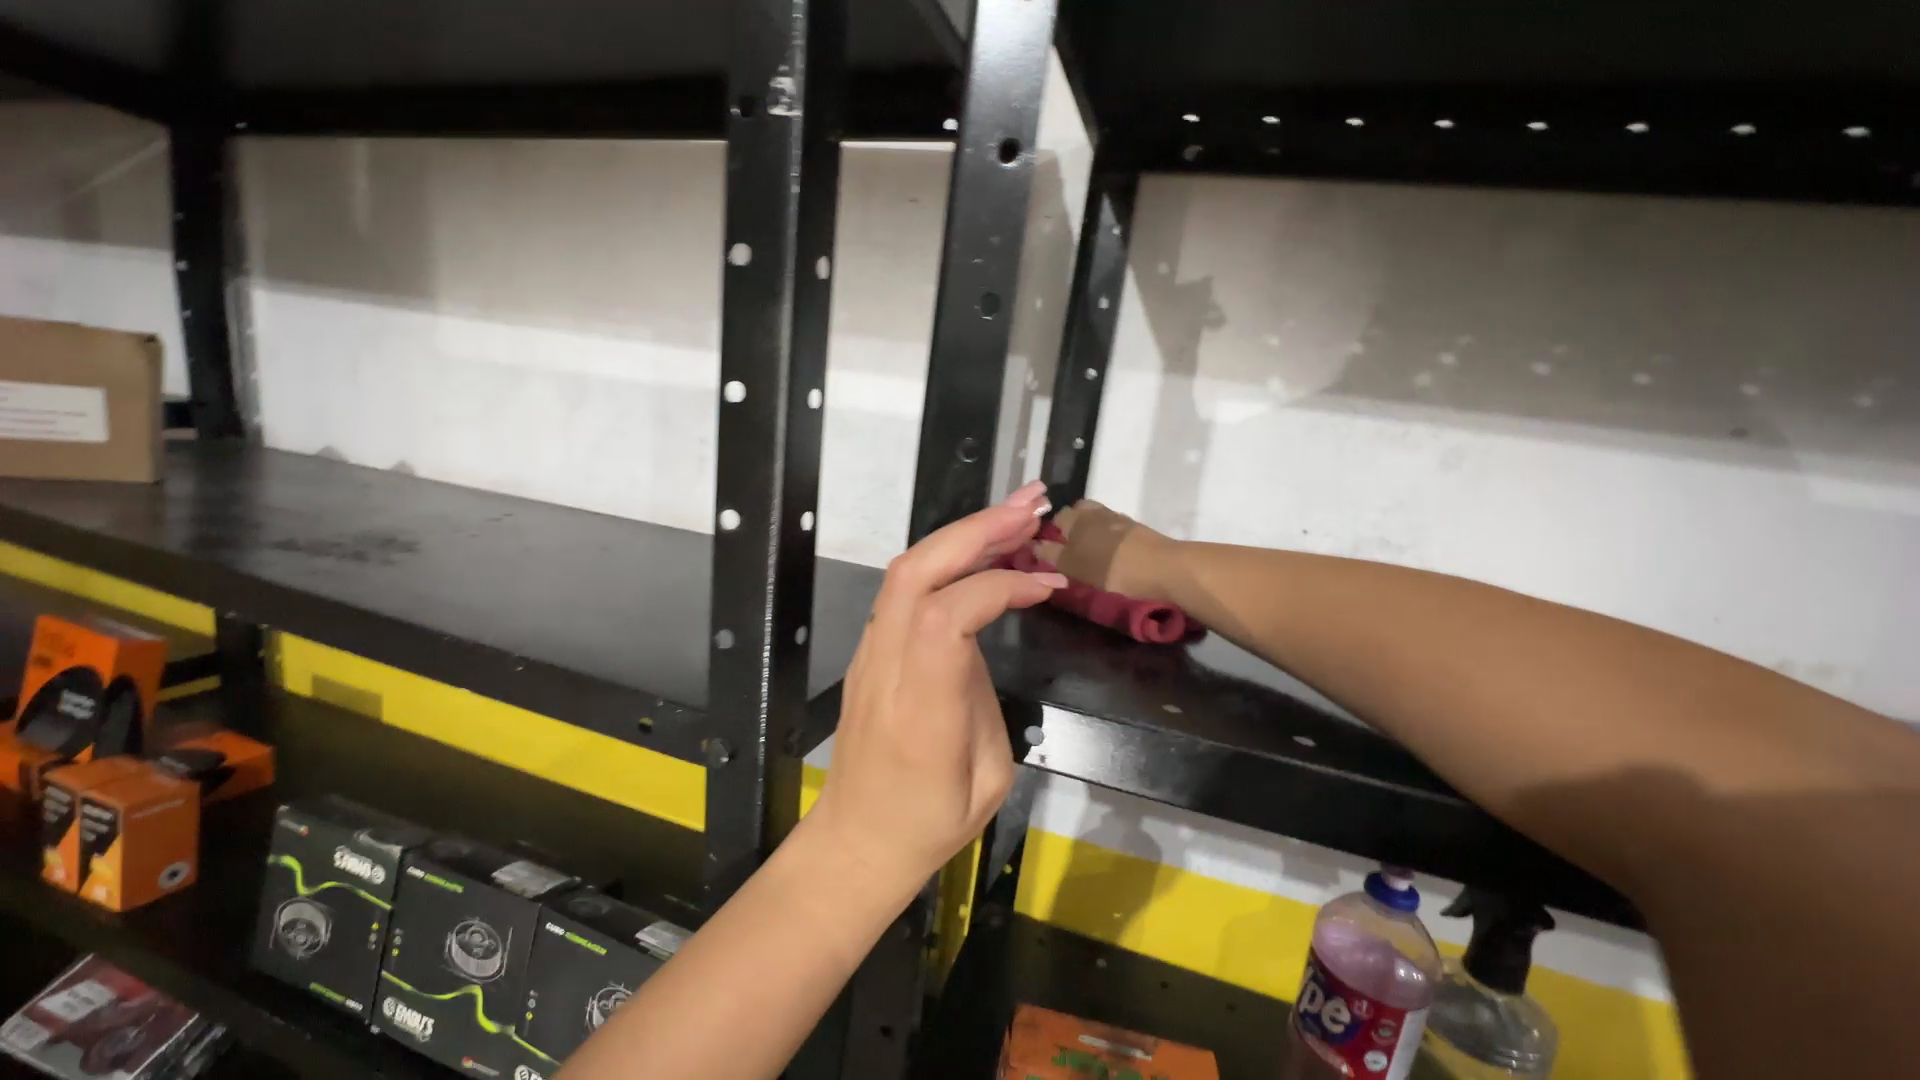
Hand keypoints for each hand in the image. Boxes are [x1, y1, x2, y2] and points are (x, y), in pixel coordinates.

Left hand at [810, 481, 1066, 891]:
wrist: (857, 840)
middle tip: (1034, 505)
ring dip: (961, 535)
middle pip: (918, 572)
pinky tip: (981, 552)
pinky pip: (902, 591)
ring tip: (1017, 516)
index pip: (947, 615)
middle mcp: (886, 669)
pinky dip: (945, 560)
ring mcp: (869, 655)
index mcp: (921, 711)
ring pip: (905, 572)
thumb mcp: (988, 776)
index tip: (1048, 584)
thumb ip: (982, 695)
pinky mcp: (869, 651)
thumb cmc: (930, 823)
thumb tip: (978, 638)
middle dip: (978, 530)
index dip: (1000, 584)